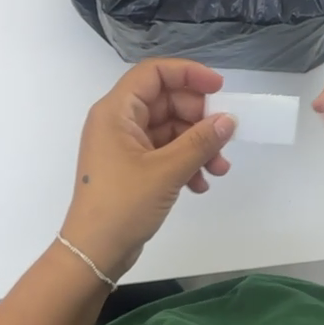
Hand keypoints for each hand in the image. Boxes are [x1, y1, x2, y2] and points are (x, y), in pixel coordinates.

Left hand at [61, 59, 236, 281]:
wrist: (95, 251)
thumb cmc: (122, 206)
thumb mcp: (166, 171)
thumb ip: (200, 142)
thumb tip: (228, 121)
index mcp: (116, 111)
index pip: (154, 74)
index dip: (188, 74)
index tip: (220, 88)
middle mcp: (118, 123)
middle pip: (166, 102)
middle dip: (199, 120)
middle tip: (223, 141)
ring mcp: (124, 147)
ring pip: (169, 131)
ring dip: (197, 146)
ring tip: (218, 170)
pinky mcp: (132, 169)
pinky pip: (164, 154)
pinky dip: (185, 164)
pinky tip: (200, 185)